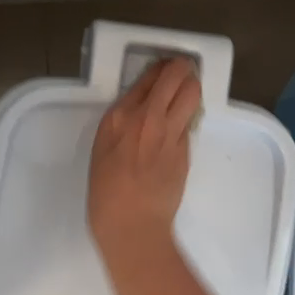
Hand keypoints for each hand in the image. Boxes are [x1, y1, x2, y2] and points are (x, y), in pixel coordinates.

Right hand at [87, 57, 203, 252]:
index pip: (147, 77)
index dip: (159, 70)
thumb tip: (140, 115)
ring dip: (192, 86)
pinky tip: (180, 127)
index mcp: (118, 117)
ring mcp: (170, 132)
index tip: (162, 70)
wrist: (132, 225)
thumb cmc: (106, 196)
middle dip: (182, 69)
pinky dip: (188, 119)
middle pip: (175, 75)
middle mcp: (146, 117)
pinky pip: (190, 123)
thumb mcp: (102, 152)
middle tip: (181, 72)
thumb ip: (121, 128)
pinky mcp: (185, 149)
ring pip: (192, 92)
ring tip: (188, 91)